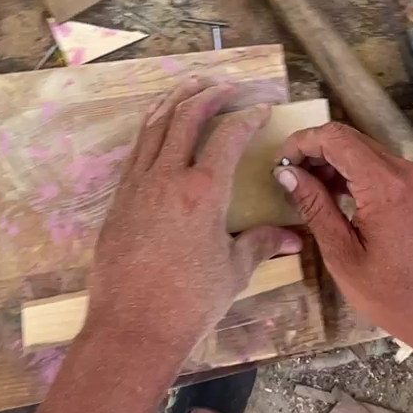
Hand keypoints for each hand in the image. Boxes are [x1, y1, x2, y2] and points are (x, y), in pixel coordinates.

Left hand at [83, 80, 302, 358]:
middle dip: (208, 95)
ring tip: (189, 85)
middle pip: (187, 118)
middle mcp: (168, 177)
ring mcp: (139, 184)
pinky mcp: (120, 197)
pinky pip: (137, 149)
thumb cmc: (189, 302)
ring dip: (174, 100)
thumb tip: (292, 238)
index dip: (247, 118)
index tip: (261, 109)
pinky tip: (157, 124)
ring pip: (155, 126)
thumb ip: (261, 244)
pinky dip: (150, 127)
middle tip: (224, 85)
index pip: (228, 137)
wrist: (132, 327)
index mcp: (203, 191)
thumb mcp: (233, 272)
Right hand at [276, 122, 412, 357]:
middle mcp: (402, 171)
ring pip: (361, 150)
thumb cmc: (395, 295)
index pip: (334, 138)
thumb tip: (286, 174)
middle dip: (313, 151)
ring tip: (306, 191)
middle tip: (288, 179)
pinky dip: (349, 173)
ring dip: (330, 162)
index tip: (279, 166)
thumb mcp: (343, 255)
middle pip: (347, 138)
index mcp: (384, 185)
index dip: (301, 143)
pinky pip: (376, 166)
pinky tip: (332, 198)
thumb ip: (315, 207)